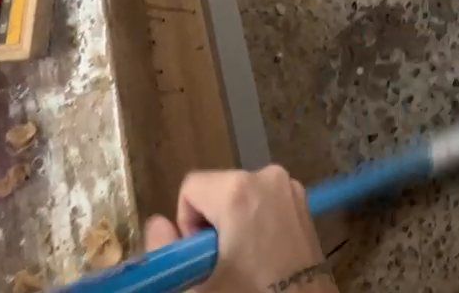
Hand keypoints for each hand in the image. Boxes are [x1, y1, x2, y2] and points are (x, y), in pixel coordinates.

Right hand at [143, 166, 335, 292]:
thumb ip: (167, 250)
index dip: (186, 224)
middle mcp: (267, 176)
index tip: (200, 256)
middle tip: (220, 263)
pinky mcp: (303, 201)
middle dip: (211, 223)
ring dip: (233, 223)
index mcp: (239, 189)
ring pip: (241, 196)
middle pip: (217, 190)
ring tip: (244, 262)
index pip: (191, 187)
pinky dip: (256, 221)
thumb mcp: (198, 284)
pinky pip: (265, 201)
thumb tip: (155, 223)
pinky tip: (263, 255)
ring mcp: (290, 186)